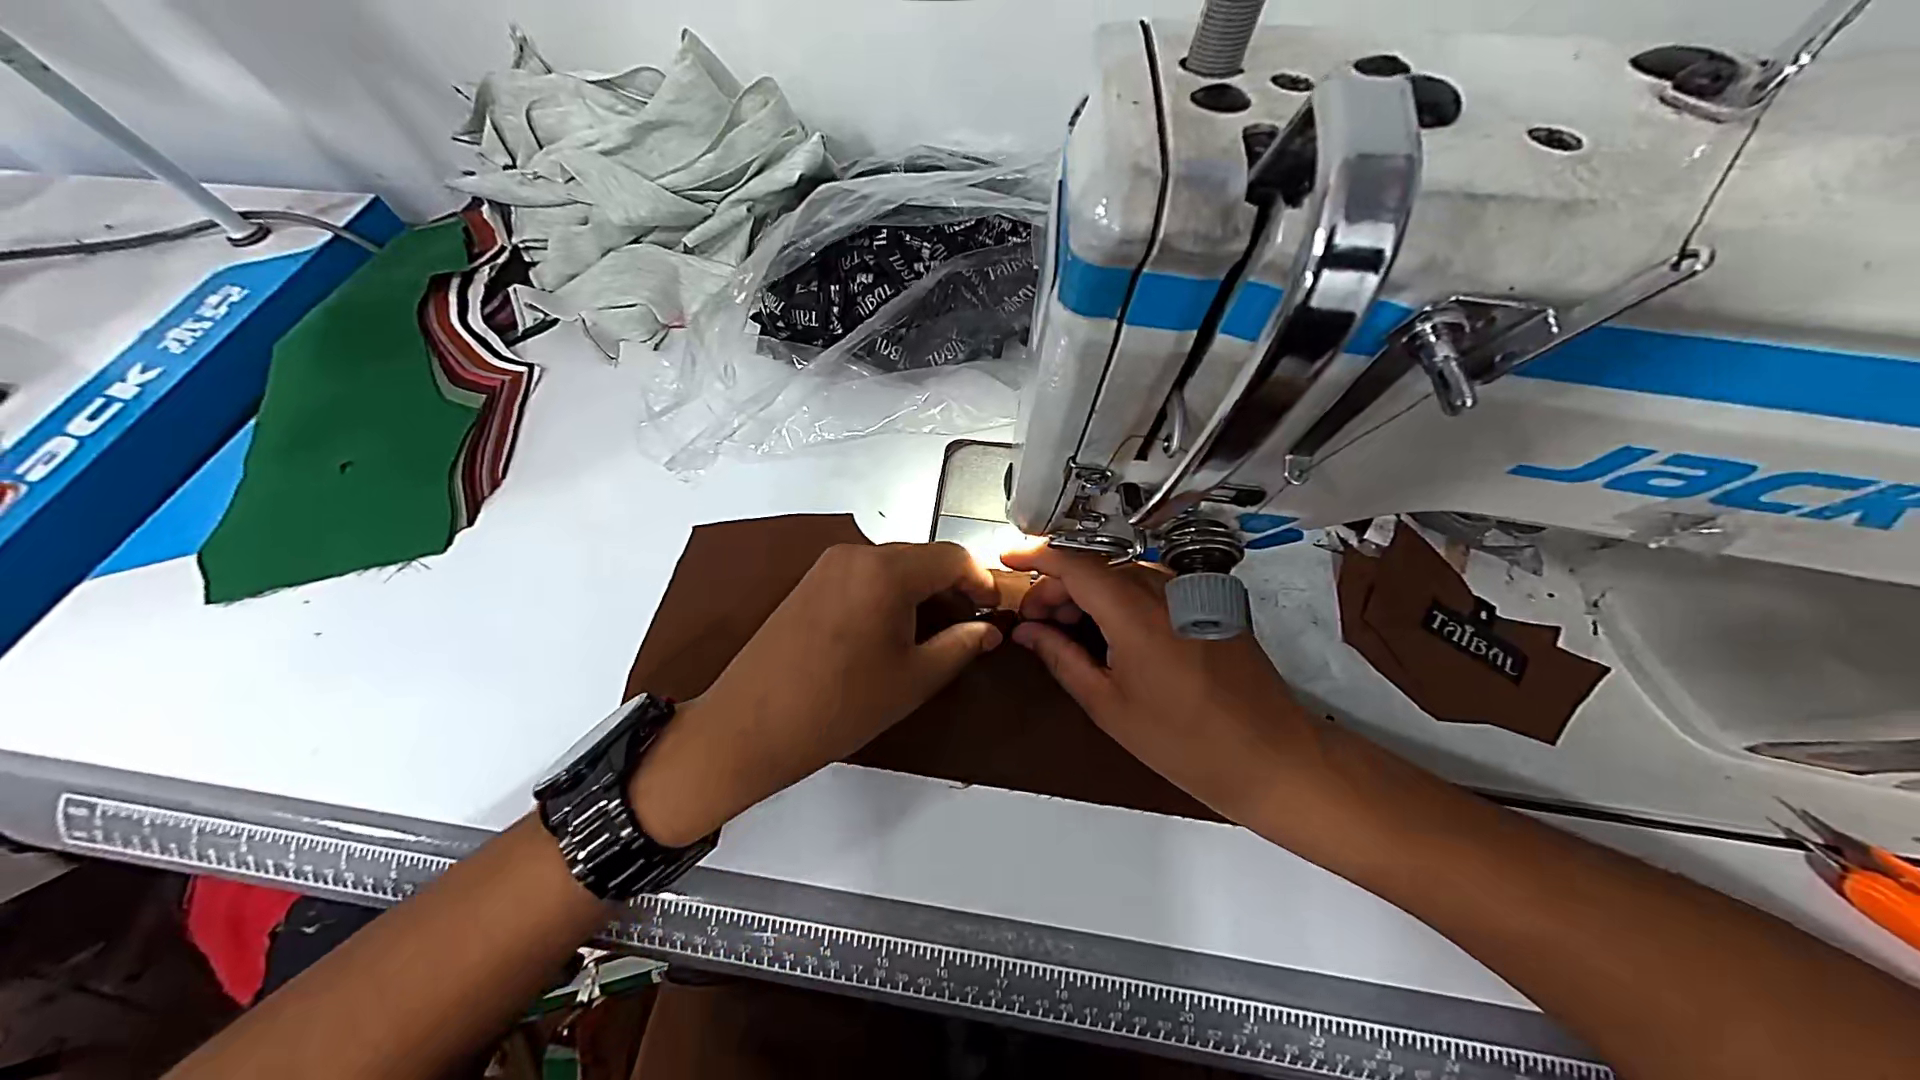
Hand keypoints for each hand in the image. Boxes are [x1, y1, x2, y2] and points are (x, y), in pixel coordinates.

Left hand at [630, 542, 1002, 845]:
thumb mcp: (914, 679)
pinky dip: (888, 593)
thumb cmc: (837, 706)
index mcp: (886, 571)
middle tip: (969, 623)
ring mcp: (827, 566)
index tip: (994, 606)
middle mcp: (855, 556)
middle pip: (922, 557)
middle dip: (951, 585)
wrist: (750, 726)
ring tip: (933, 631)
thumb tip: (987, 630)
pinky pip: (863, 575)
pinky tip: (892, 630)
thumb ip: (960, 645)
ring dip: (920, 589)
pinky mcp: (809, 583)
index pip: (953, 557)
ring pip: (892, 565)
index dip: (981, 580)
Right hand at [1000, 546, 1327, 828]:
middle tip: (1036, 620)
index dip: (1035, 556)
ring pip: (1121, 574)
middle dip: (1058, 586)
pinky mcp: (1206, 602)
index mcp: (1136, 613)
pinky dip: (1118, 598)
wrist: (1269, 756)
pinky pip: (1149, 586)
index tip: (1010, 561)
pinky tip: (1107, 630)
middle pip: (1096, 567)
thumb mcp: (1108, 705)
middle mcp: (1165, 590)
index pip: (1074, 562)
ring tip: (1068, 629)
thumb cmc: (1189, 741)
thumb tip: (1030, 632)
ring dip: (1088, 592)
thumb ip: (1062, 658)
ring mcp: (1190, 592)